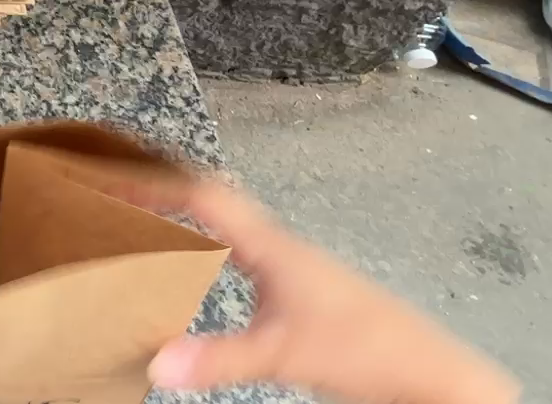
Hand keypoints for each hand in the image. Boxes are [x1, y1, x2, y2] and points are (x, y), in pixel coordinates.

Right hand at [128, 179, 519, 403]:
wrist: (442, 377)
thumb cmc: (368, 353)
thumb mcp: (287, 356)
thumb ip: (219, 358)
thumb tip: (154, 364)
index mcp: (267, 243)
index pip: (197, 193)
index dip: (151, 181)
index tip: (109, 176)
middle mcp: (274, 239)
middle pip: (209, 188)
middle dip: (164, 176)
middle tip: (120, 173)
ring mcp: (288, 256)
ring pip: (226, 209)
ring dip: (185, 198)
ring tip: (145, 199)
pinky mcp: (296, 277)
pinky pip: (237, 233)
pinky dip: (205, 226)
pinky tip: (197, 246)